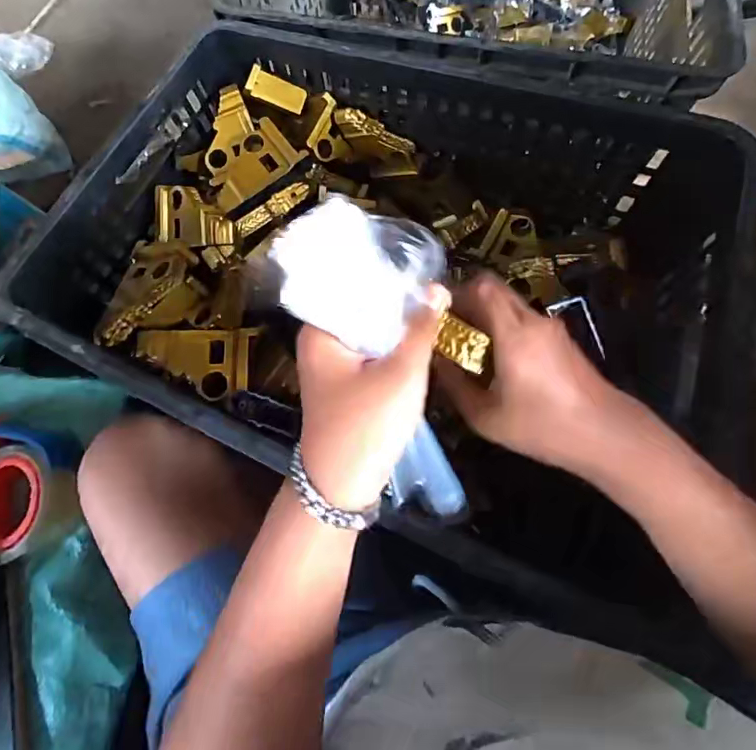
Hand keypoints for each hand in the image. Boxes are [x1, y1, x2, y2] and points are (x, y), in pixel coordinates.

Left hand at [293, 285, 447, 510]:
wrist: (342, 487)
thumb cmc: (366, 427)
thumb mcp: (401, 375)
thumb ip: (420, 329)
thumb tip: (436, 288)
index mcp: (319, 331)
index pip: (352, 287)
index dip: (387, 278)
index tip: (421, 268)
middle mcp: (319, 341)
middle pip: (361, 308)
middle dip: (395, 302)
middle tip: (434, 288)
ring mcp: (330, 363)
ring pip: (368, 331)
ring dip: (396, 325)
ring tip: (432, 305)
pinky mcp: (344, 381)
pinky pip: (369, 351)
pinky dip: (390, 346)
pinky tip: (417, 339)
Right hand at [433, 273, 653, 478]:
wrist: (610, 436)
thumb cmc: (544, 427)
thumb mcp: (487, 417)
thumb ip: (455, 385)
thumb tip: (434, 361)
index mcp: (514, 332)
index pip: (481, 286)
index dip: (454, 291)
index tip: (436, 312)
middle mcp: (532, 321)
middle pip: (493, 289)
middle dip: (466, 302)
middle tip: (448, 328)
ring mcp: (551, 329)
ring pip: (508, 305)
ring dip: (485, 316)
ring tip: (469, 347)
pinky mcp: (561, 341)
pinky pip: (522, 321)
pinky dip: (503, 329)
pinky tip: (497, 362)